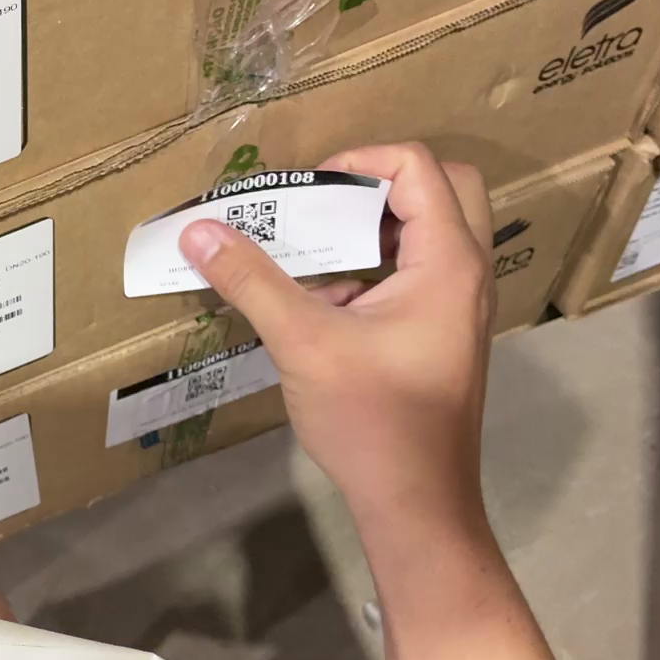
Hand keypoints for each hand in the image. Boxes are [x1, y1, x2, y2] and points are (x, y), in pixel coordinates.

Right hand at [176, 142, 493, 532]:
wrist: (411, 497)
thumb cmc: (369, 416)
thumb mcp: (302, 341)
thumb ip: (250, 281)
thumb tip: (198, 232)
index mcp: (447, 263)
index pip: (419, 170)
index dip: (359, 162)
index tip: (302, 188)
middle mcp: (461, 275)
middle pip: (434, 193)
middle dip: (370, 188)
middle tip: (315, 206)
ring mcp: (450, 307)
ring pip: (419, 237)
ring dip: (361, 232)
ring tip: (301, 248)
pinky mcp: (429, 334)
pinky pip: (401, 278)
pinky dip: (358, 272)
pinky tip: (308, 302)